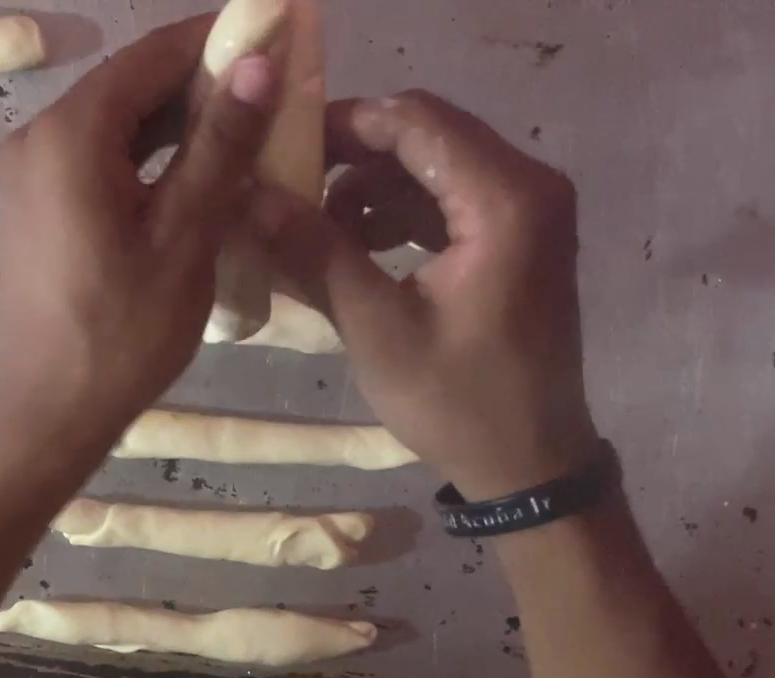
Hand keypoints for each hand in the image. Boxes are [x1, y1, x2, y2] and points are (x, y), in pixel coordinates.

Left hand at [0, 17, 280, 451]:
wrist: (51, 412)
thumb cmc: (121, 334)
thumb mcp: (184, 236)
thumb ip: (220, 142)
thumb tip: (260, 58)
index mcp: (68, 135)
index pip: (154, 54)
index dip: (222, 43)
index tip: (283, 46)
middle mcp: (34, 141)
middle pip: (130, 87)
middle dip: (200, 88)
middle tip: (271, 107)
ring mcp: (25, 179)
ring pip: (112, 128)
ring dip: (174, 129)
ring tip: (241, 147)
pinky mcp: (30, 212)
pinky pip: (92, 165)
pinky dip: (141, 164)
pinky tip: (187, 183)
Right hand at [253, 91, 599, 500]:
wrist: (524, 457)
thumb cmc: (453, 399)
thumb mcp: (376, 328)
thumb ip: (316, 255)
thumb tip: (249, 202)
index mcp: (504, 200)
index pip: (416, 122)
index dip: (342, 124)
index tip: (274, 149)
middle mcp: (524, 187)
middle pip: (423, 136)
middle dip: (346, 157)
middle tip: (276, 187)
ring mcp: (520, 213)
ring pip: (428, 168)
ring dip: (362, 189)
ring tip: (299, 226)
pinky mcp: (507, 240)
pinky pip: (439, 204)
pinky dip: (388, 215)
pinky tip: (342, 248)